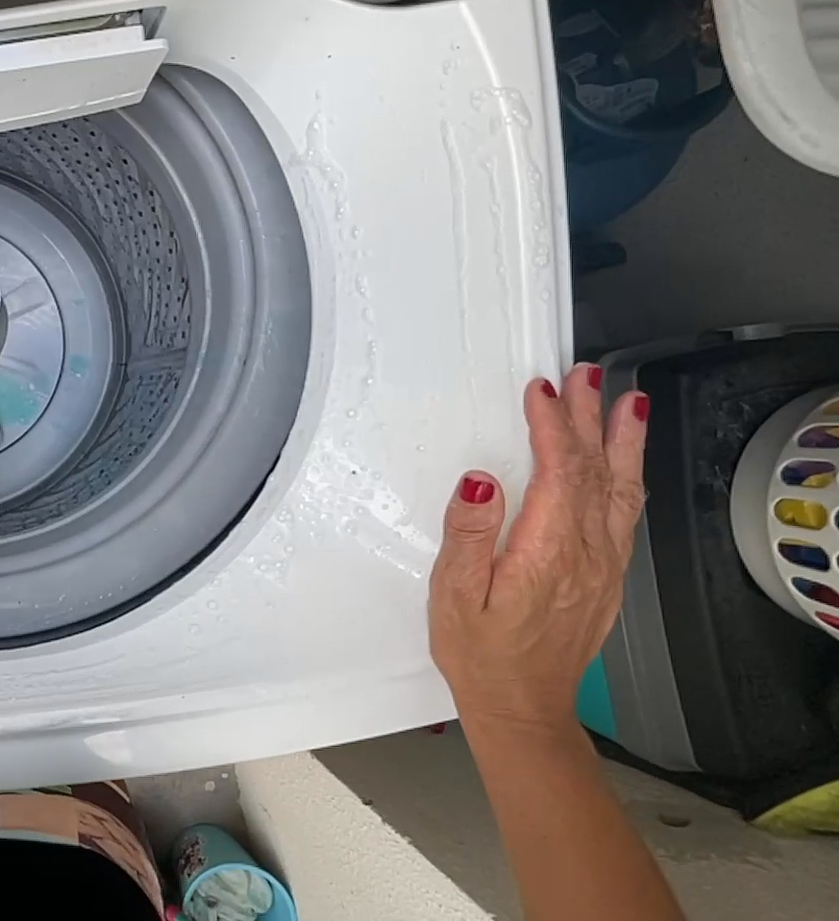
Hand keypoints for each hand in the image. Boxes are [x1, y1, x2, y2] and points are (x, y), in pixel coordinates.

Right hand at [429, 364, 648, 733]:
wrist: (521, 702)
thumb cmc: (479, 650)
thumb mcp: (454, 592)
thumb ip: (470, 533)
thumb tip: (480, 481)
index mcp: (547, 553)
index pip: (559, 474)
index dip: (552, 427)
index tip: (542, 392)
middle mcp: (587, 555)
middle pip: (597, 473)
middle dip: (592, 419)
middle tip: (589, 377)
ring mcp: (602, 566)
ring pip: (621, 491)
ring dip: (621, 442)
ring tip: (626, 404)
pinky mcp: (603, 576)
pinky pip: (622, 514)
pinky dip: (626, 478)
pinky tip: (622, 466)